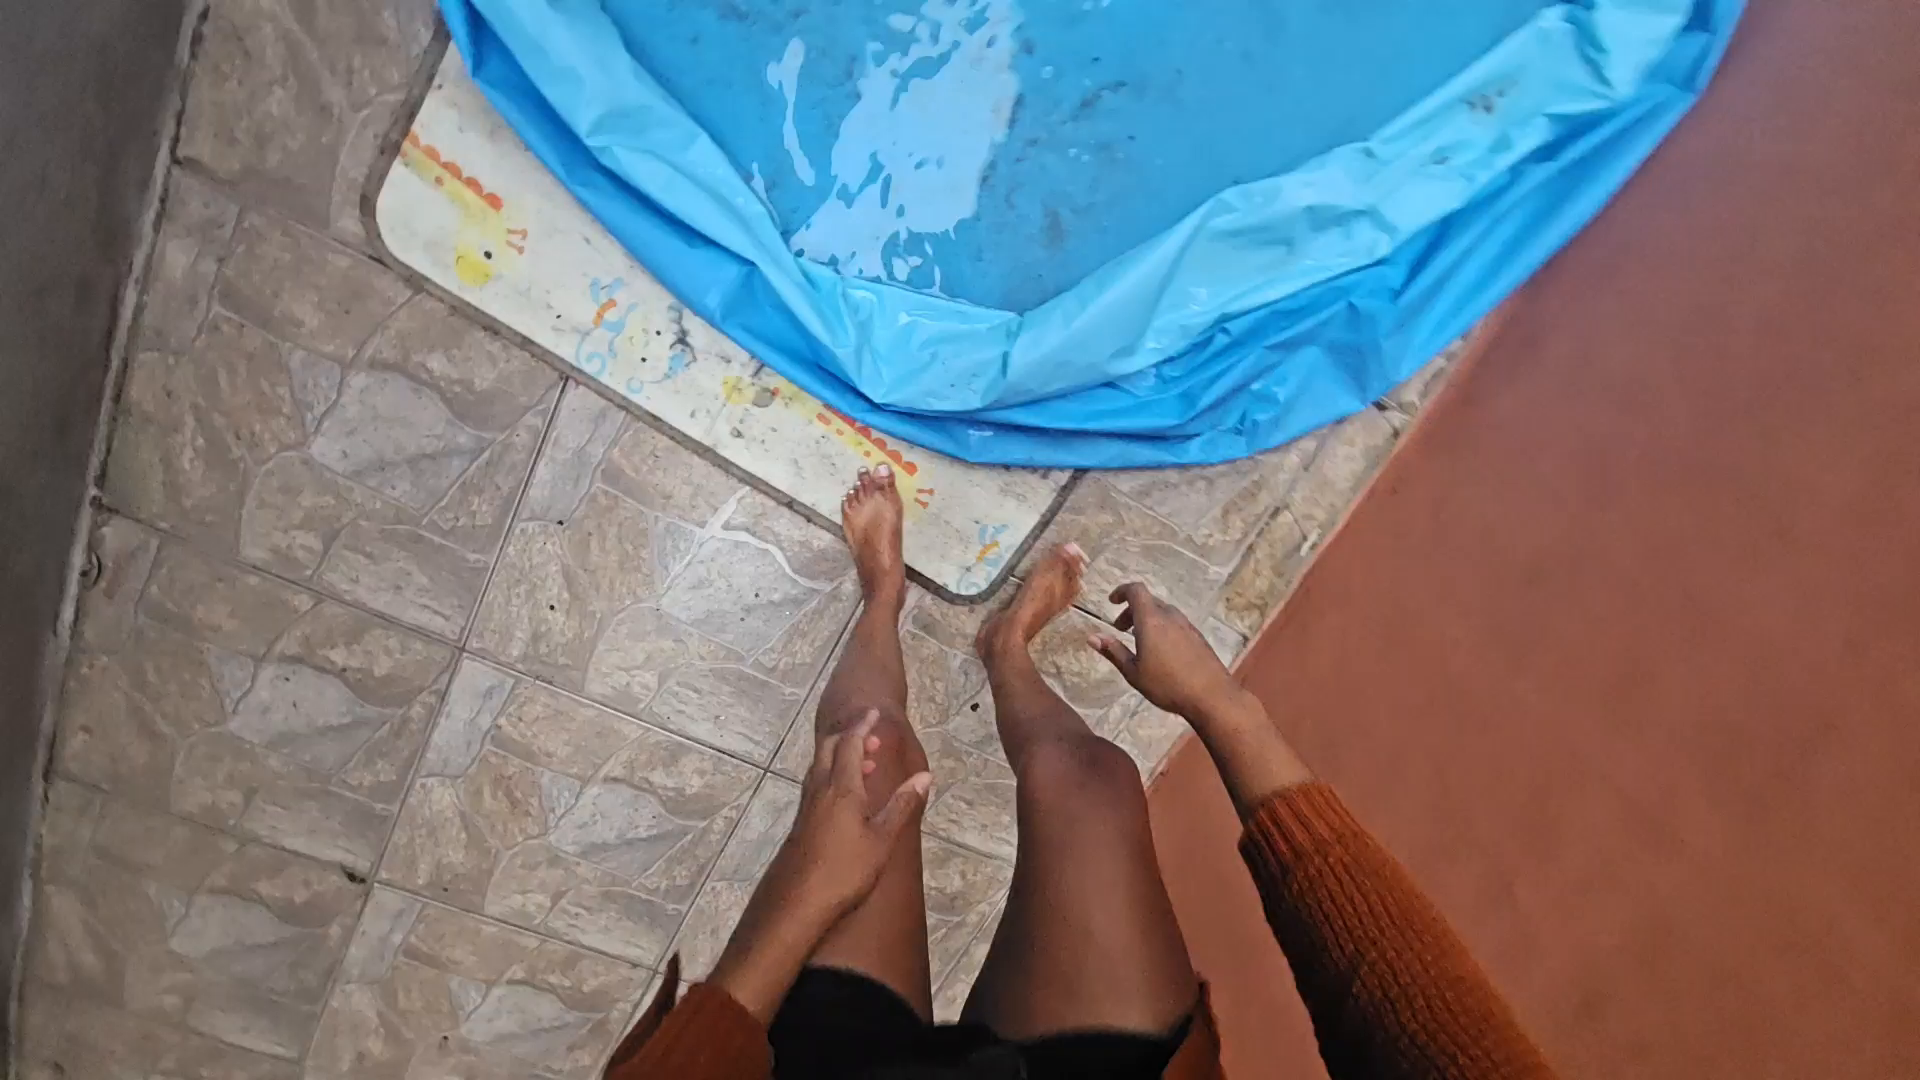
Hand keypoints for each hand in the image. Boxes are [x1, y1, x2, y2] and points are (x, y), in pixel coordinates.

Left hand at [771, 708, 932, 921]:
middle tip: (872, 740)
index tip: (874, 712)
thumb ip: (902, 804)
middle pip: (829, 748)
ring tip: (864, 765)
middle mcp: (820, 789)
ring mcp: (807, 805)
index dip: (862, 725)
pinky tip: (845, 796)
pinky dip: (832, 774)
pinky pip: (816, 783)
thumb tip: (925, 776)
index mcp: (841, 788)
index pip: (850, 743)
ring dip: (840, 755)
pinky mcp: (802, 821)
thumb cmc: (845, 871)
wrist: (796, 904)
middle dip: (850, 736)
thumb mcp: (882, 839)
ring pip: (820, 765)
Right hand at [1090, 582, 1249, 719]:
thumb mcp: (1133, 672)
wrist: (1212, 696)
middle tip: (1120, 629)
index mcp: (1151, 620)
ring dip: (1147, 620)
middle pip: (1148, 601)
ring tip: (1139, 642)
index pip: (1136, 590)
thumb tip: (1092, 637)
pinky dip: (1162, 627)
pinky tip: (1161, 651)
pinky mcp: (1198, 637)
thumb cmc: (1167, 685)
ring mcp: (1187, 626)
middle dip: (1131, 611)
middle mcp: (1170, 617)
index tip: (1111, 602)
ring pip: (1163, 612)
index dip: (1121, 591)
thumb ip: (1113, 651)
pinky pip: (1175, 623)